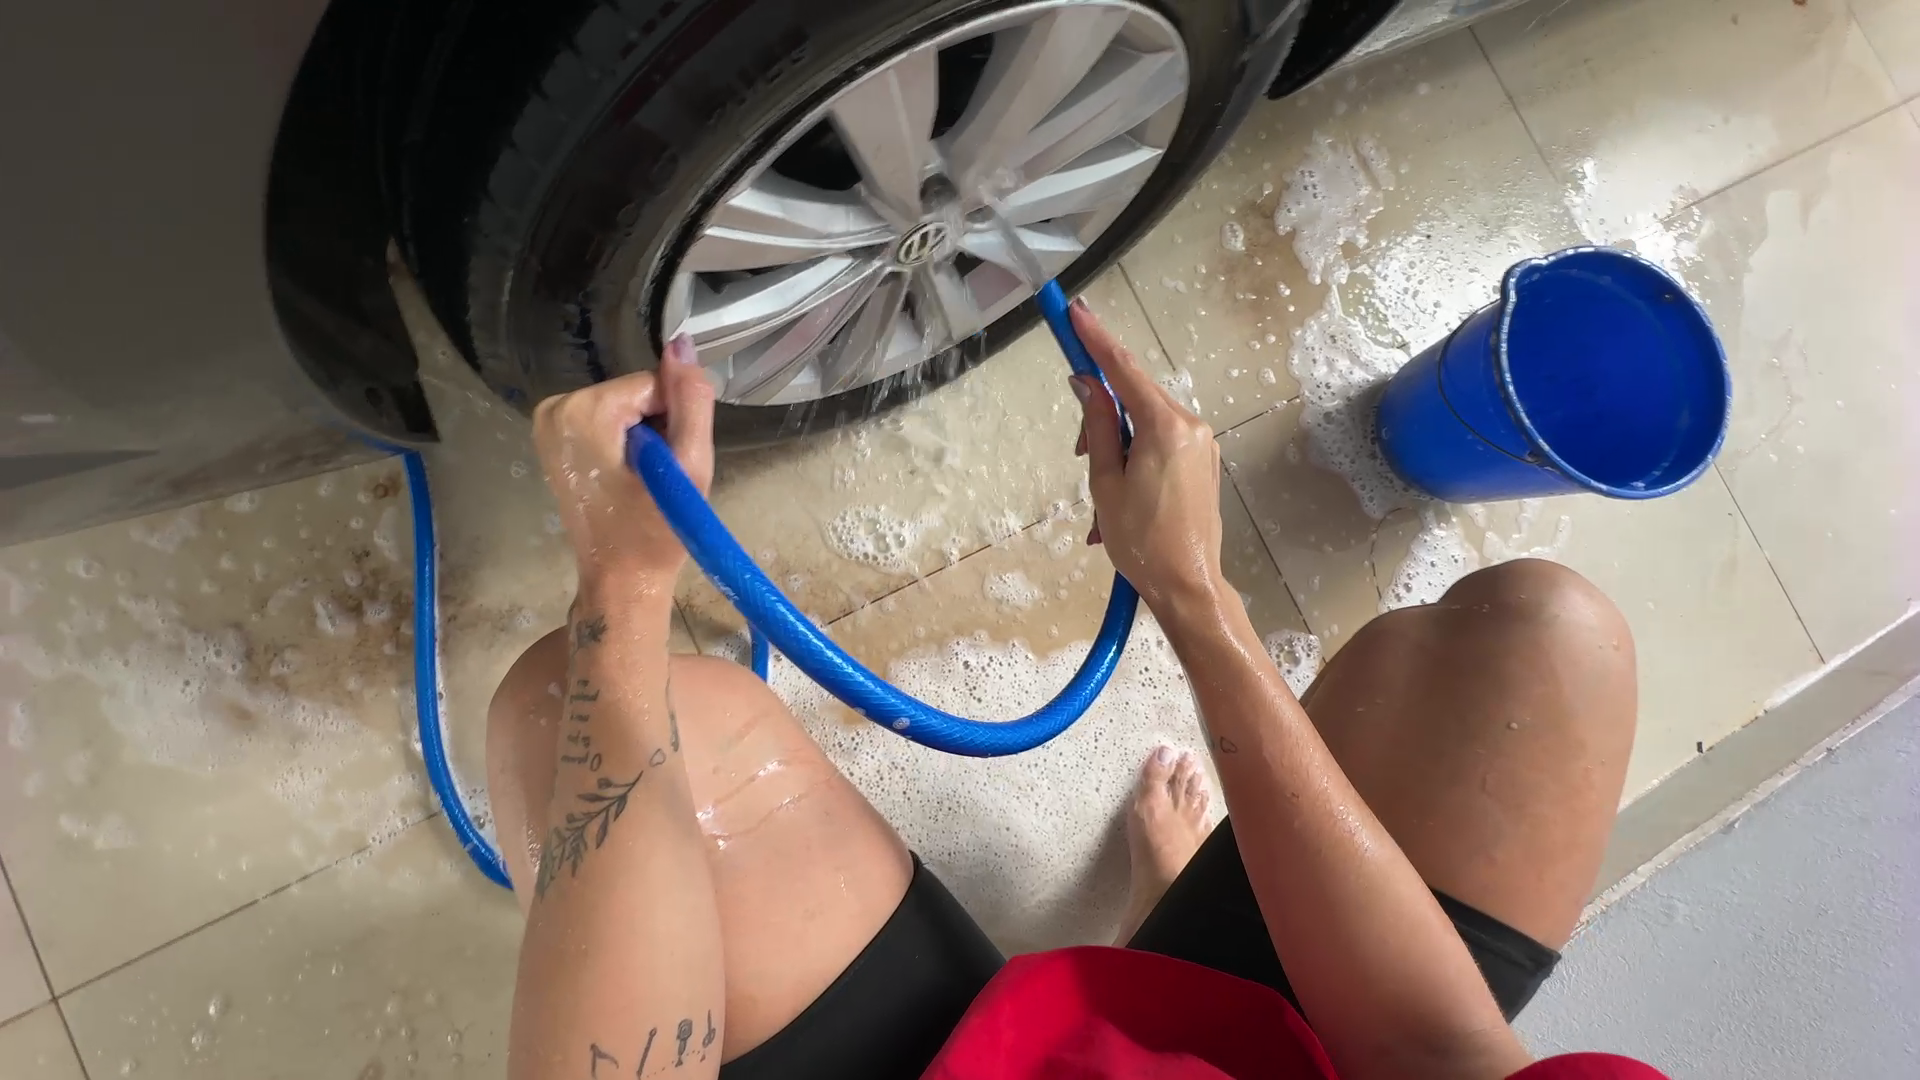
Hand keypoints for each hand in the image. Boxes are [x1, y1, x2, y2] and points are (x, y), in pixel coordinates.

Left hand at [531, 334, 714, 586]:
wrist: (621, 579)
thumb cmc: (658, 530)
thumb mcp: (688, 466)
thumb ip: (691, 403)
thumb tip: (683, 345)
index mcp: (584, 410)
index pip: (655, 385)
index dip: (675, 422)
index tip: (670, 464)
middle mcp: (555, 407)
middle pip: (636, 394)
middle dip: (658, 429)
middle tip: (660, 476)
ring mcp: (547, 423)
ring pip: (625, 407)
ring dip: (645, 438)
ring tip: (645, 481)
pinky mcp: (552, 439)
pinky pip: (607, 420)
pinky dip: (626, 444)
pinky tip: (629, 478)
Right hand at [1070, 302, 1225, 619]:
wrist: (1188, 585)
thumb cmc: (1140, 541)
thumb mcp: (1105, 483)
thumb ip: (1097, 426)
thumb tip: (1086, 383)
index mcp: (1165, 427)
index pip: (1123, 370)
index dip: (1095, 339)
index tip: (1073, 311)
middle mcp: (1190, 426)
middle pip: (1135, 397)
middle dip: (1101, 414)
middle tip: (1077, 454)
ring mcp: (1202, 444)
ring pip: (1145, 423)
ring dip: (1115, 446)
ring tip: (1101, 499)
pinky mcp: (1204, 462)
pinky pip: (1160, 444)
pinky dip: (1133, 459)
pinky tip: (1119, 499)